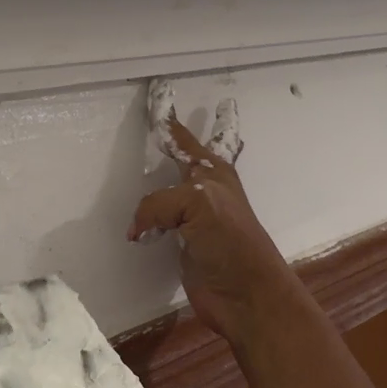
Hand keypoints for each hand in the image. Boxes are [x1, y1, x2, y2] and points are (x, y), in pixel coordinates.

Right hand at [128, 118, 293, 342]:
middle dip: (181, 138)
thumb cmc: (230, 242)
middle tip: (171, 121)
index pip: (184, 139)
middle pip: (190, 157)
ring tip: (153, 163)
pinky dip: (145, 219)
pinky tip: (138, 222)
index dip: (170, 119)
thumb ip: (158, 203)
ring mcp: (194, 220)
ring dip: (162, 178)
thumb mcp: (197, 204)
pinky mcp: (183, 246)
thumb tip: (138, 229)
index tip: (161, 91)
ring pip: (172, 191)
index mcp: (212, 174)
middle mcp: (204, 191)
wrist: (248, 297)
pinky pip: (158, 224)